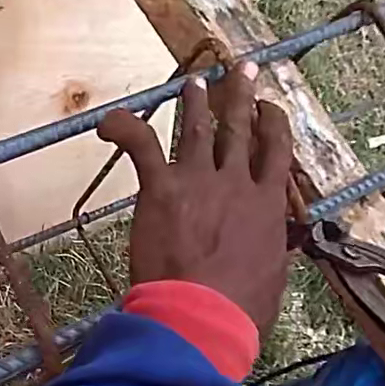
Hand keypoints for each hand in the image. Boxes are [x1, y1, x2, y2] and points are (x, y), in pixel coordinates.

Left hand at [98, 61, 295, 333]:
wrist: (202, 315)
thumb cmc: (240, 310)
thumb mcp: (272, 281)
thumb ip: (272, 256)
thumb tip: (276, 251)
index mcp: (267, 205)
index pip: (276, 151)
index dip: (273, 125)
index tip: (269, 110)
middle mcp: (237, 182)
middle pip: (240, 129)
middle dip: (241, 96)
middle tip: (242, 70)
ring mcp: (199, 180)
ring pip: (198, 130)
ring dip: (195, 103)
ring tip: (195, 83)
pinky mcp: (162, 188)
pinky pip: (142, 146)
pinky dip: (124, 128)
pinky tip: (108, 120)